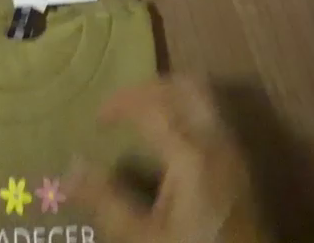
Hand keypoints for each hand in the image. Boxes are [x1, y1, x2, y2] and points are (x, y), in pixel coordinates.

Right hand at [69, 77, 266, 242]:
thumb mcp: (143, 238)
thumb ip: (106, 201)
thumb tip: (71, 167)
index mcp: (190, 152)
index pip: (151, 105)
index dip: (120, 103)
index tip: (97, 118)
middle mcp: (215, 140)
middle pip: (185, 86)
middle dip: (151, 88)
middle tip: (125, 106)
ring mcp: (234, 151)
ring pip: (203, 98)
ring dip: (172, 97)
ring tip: (144, 118)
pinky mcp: (242, 166)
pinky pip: (214, 118)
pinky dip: (189, 114)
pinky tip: (172, 143)